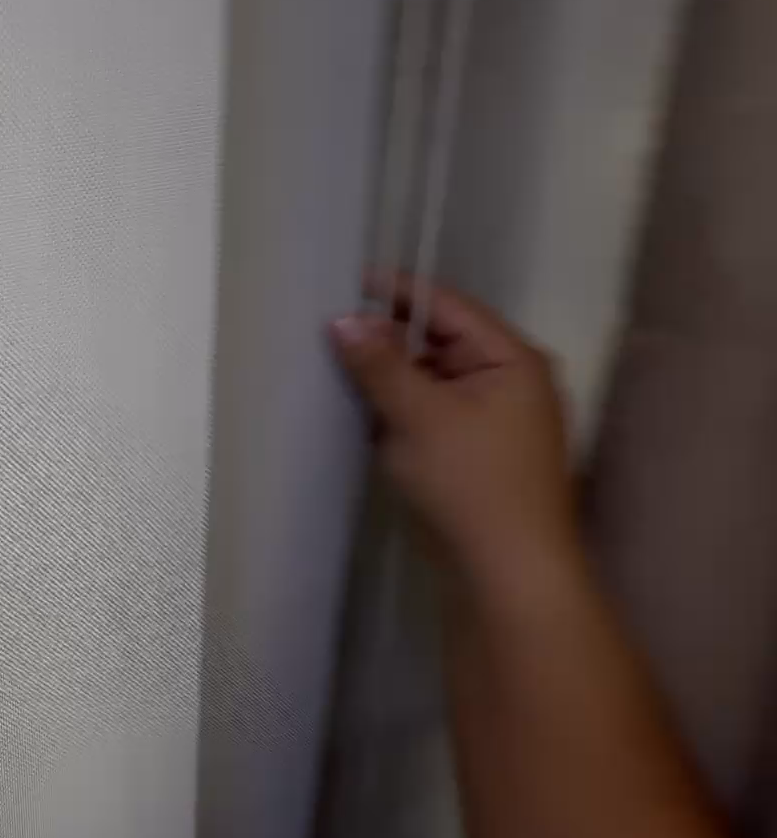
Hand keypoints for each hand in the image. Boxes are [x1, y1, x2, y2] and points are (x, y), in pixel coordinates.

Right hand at [328, 274, 577, 575]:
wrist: (501, 560)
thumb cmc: (469, 478)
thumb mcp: (418, 414)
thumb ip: (379, 363)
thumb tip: (340, 319)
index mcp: (510, 360)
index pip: (448, 307)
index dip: (399, 290)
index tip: (349, 277)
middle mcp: (503, 378)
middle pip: (434, 339)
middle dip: (383, 332)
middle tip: (327, 325)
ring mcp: (484, 413)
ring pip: (423, 374)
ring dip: (382, 368)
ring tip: (330, 359)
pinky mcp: (463, 443)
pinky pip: (420, 404)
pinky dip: (388, 399)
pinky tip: (353, 402)